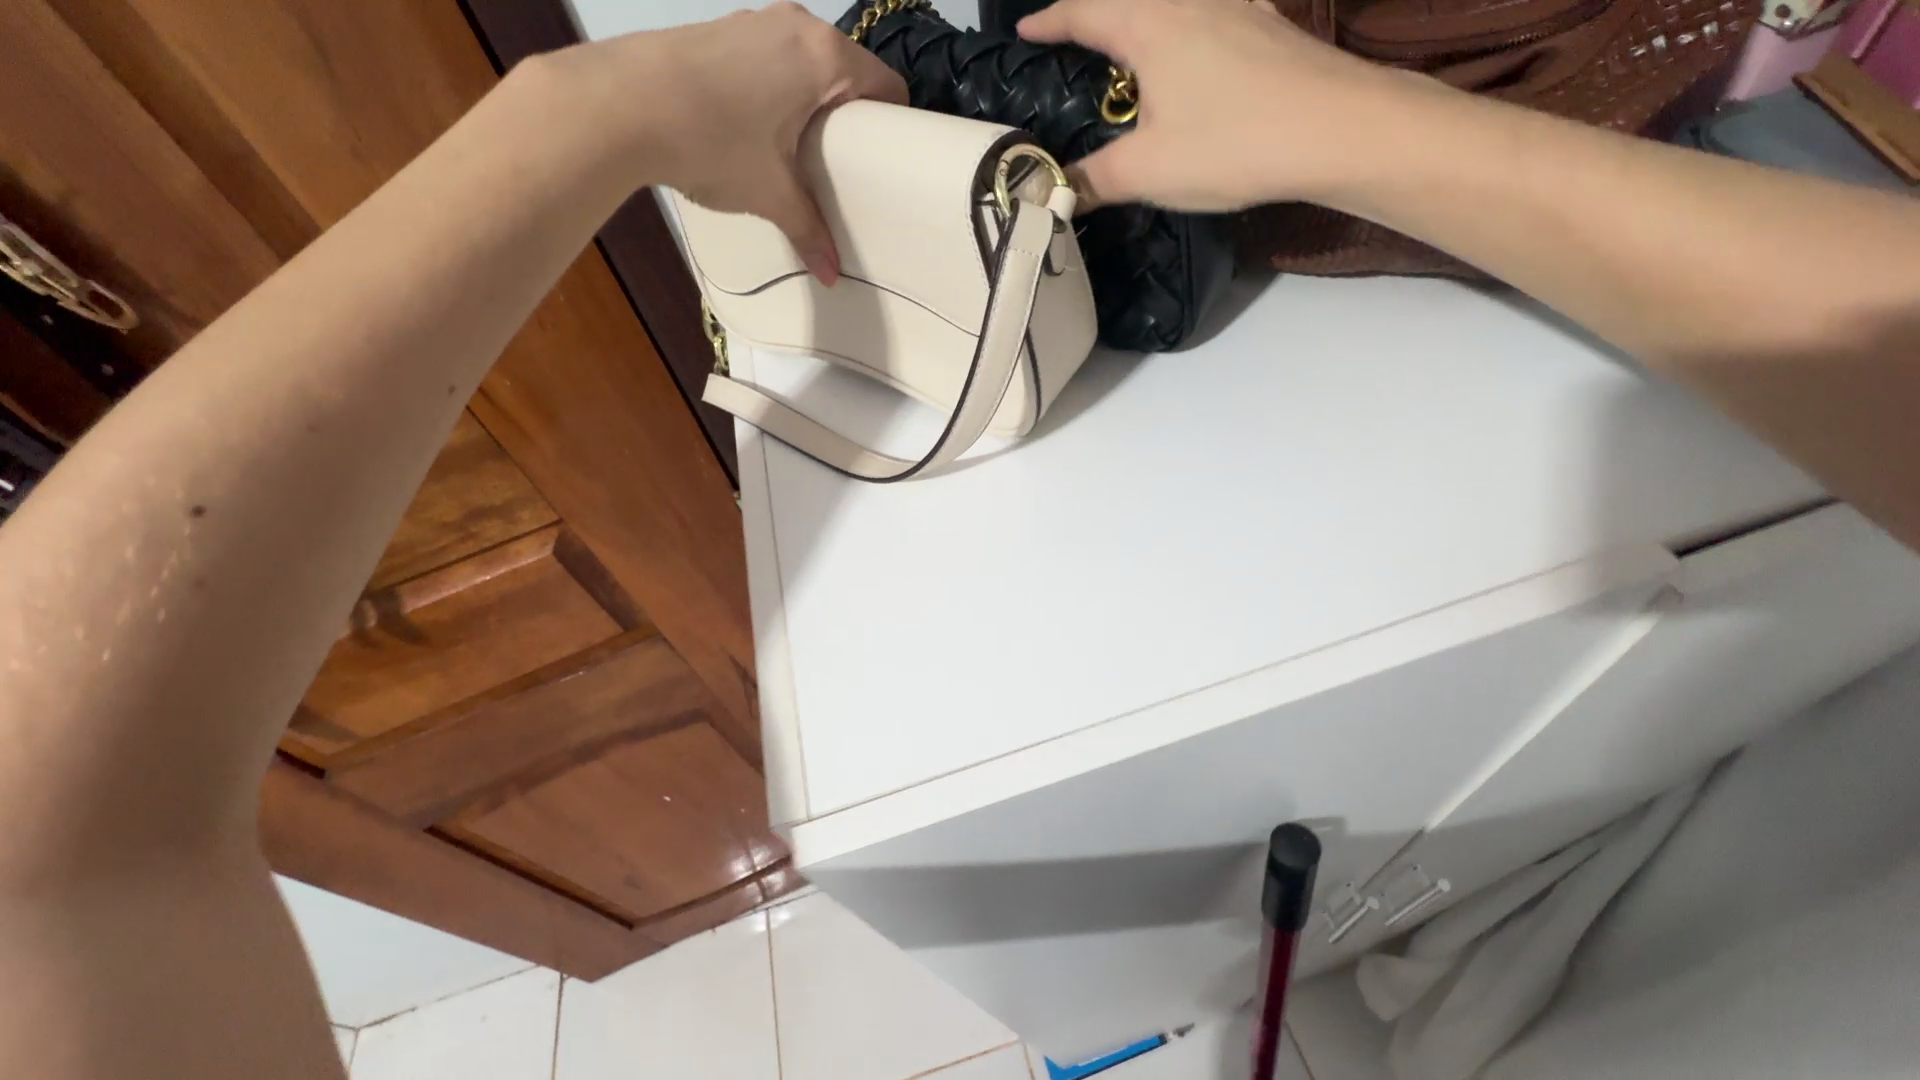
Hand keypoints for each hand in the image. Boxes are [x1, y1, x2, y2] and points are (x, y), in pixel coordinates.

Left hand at [548, 3, 906, 281]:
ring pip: (807, 64)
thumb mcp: (771, 193)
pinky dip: (776, 89)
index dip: (892, 128)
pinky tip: (755, 126)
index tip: (884, 164)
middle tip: (841, 167)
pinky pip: (772, 58)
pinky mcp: (723, 28)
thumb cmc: (713, 142)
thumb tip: (831, 277)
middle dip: (848, 119)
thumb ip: (809, 230)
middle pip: (847, 74)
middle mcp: (798, 25)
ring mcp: (756, 21)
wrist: (621, 103)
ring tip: (796, 150)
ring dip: (809, 102)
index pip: (887, 86)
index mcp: (826, 57)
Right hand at [1019, 0, 1433, 210]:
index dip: (1051, 22)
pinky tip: (1197, 51)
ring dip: (1144, 20)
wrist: (1338, 129)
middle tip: (1073, 38)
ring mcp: (1236, 8)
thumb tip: (1053, 194)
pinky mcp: (1268, 28)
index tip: (1025, 32)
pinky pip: (1211, 16)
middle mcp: (1190, 2)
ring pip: (1173, 5)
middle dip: (1095, 15)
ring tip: (1129, 49)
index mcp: (1150, 26)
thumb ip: (1093, 181)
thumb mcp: (1147, 171)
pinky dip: (1186, 29)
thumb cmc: (1231, 143)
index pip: (1084, 12)